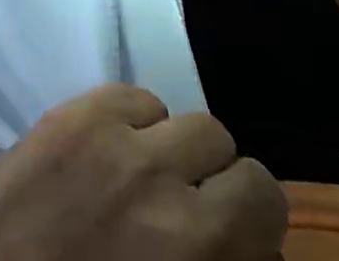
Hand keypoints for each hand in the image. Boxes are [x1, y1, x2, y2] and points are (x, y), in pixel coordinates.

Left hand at [0, 86, 285, 260]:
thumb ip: (217, 260)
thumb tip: (249, 241)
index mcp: (196, 244)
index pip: (264, 195)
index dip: (251, 213)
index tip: (231, 228)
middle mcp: (164, 182)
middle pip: (223, 145)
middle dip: (212, 176)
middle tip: (182, 201)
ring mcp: (115, 140)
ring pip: (183, 116)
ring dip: (172, 146)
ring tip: (141, 173)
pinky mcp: (74, 115)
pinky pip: (134, 95)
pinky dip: (133, 120)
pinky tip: (108, 150)